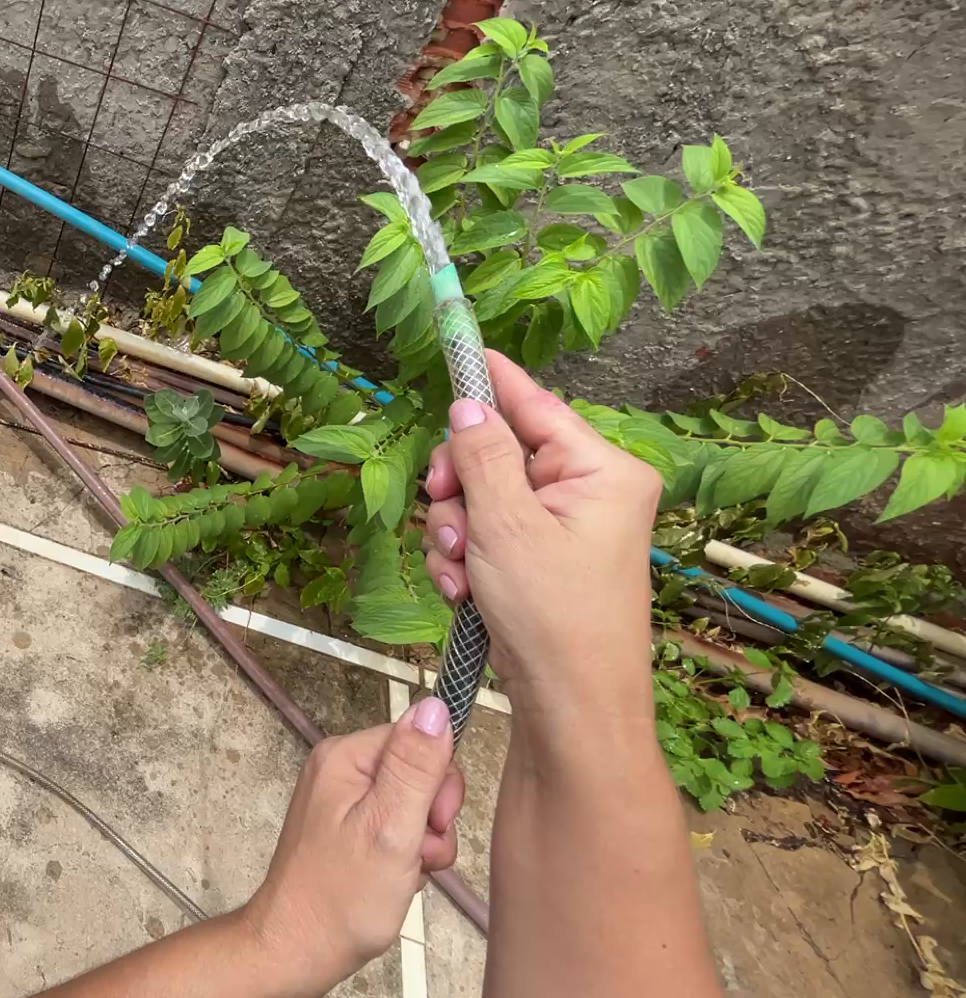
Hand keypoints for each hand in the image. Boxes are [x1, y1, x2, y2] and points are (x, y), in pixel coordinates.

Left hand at [240, 698, 463, 995]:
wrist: (301, 944)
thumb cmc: (339, 896)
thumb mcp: (390, 828)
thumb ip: (415, 767)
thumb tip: (434, 706)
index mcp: (344, 756)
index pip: (416, 737)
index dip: (437, 783)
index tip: (430, 820)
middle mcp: (340, 768)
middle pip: (418, 771)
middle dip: (431, 817)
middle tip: (413, 851)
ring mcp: (344, 797)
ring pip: (414, 804)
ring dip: (422, 842)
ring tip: (401, 869)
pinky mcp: (350, 824)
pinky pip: (399, 826)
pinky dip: (407, 854)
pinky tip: (394, 876)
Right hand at [420, 350, 662, 720]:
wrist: (567, 700)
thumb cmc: (552, 611)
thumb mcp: (507, 525)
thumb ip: (482, 457)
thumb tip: (465, 403)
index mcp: (598, 472)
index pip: (535, 406)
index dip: (493, 378)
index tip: (460, 344)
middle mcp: (580, 490)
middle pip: (490, 454)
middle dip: (456, 490)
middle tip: (448, 519)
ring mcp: (555, 524)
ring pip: (474, 497)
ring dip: (452, 531)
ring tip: (461, 571)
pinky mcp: (532, 553)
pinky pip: (477, 531)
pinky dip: (460, 556)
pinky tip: (464, 587)